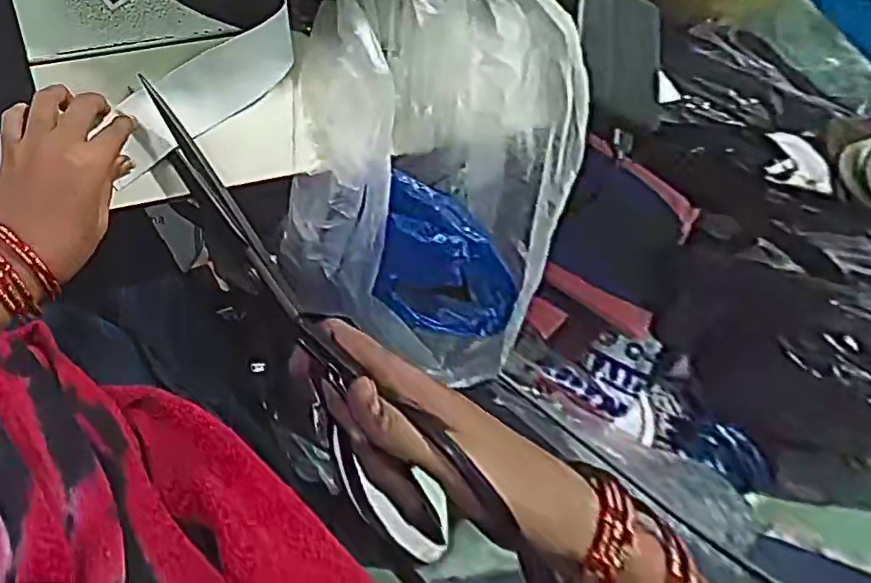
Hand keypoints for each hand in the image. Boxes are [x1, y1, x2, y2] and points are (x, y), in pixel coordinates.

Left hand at [0, 86, 135, 285]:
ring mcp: (33, 144)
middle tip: (101, 110)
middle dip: (98, 103)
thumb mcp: (99, 219)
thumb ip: (108, 183)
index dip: (124, 125)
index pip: (115, 129)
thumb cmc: (57, 247)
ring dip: (61, 95)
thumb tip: (116, 165)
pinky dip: (23, 110)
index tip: (124, 125)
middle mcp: (61, 145)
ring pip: (46, 98)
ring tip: (67, 101)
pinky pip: (13, 116)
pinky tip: (31, 115)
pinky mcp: (10, 150)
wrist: (17, 257)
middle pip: (85, 103)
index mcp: (90, 163)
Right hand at [314, 321, 598, 564]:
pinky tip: (404, 488)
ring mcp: (414, 420)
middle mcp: (409, 394)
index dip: (319, 344)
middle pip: (349, 388)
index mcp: (416, 385)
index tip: (298, 367)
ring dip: (368, 452)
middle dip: (346, 420)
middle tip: (369, 452)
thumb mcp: (452, 459)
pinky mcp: (419, 445)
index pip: (354, 344)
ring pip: (362, 421)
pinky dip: (382, 466)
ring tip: (400, 483)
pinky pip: (379, 445)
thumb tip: (349, 385)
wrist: (571, 527)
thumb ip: (396, 425)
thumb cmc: (515, 486)